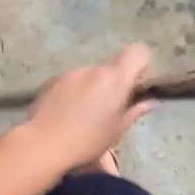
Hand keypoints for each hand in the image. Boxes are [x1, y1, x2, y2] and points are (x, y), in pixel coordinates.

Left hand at [19, 44, 156, 170]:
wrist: (43, 143)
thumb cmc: (87, 140)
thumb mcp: (117, 130)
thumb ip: (135, 110)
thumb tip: (151, 101)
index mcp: (115, 79)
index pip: (137, 52)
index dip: (142, 63)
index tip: (140, 83)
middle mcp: (94, 69)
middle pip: (112, 67)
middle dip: (115, 83)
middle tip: (111, 108)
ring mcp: (71, 72)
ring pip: (91, 75)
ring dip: (94, 88)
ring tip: (85, 114)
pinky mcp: (53, 79)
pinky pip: (73, 81)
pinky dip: (76, 91)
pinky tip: (68, 113)